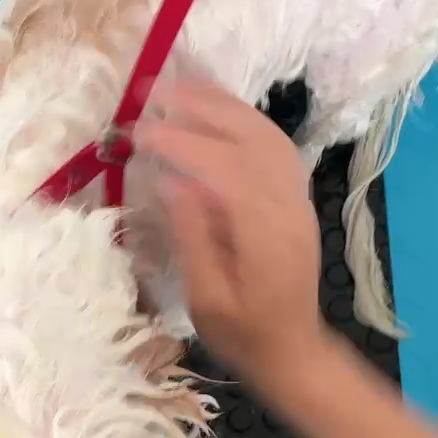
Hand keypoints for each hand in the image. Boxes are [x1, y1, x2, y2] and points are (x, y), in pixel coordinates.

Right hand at [137, 79, 327, 381]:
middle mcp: (288, 203)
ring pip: (264, 134)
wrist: (292, 350)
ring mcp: (297, 198)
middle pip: (248, 136)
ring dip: (223, 105)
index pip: (222, 166)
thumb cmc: (242, 336)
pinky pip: (274, 146)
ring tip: (182, 86)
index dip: (180, 142)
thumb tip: (169, 183)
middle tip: (154, 90)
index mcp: (264, 230)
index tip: (140, 131)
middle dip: (200, 107)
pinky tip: (219, 112)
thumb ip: (192, 238)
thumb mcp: (207, 299)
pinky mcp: (295, 200)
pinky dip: (244, 120)